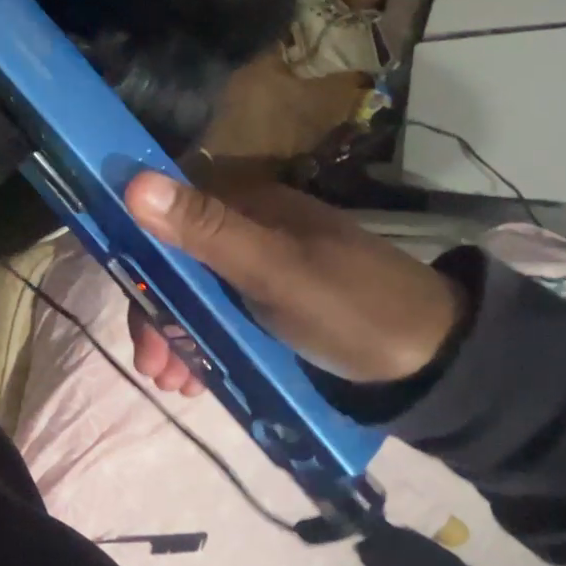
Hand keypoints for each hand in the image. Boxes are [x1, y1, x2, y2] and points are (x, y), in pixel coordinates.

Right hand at [123, 172, 466, 391]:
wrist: (435, 364)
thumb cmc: (351, 309)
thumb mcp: (274, 271)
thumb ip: (206, 230)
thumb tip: (132, 182)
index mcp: (246, 206)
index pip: (163, 216)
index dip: (136, 259)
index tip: (131, 308)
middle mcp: (246, 228)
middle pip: (172, 264)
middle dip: (155, 315)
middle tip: (155, 368)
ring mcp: (258, 266)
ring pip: (190, 295)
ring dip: (173, 337)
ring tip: (174, 384)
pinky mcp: (269, 301)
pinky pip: (215, 317)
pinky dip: (198, 344)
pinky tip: (196, 377)